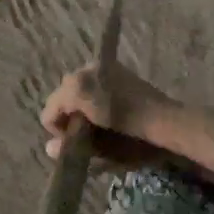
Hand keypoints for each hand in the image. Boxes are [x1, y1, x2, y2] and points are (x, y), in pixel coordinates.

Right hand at [40, 62, 177, 168]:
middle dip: (69, 115)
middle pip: (62, 97)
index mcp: (75, 88)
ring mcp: (100, 65)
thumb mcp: (97, 147)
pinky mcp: (114, 65)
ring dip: (81, 104)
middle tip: (86, 132)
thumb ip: (70, 146)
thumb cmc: (130, 137)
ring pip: (76, 87)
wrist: (164, 120)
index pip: (50, 111)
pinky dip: (94, 94)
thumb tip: (49, 148)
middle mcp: (84, 70)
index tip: (73, 141)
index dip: (57, 130)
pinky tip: (108, 108)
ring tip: (98, 121)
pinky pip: (93, 80)